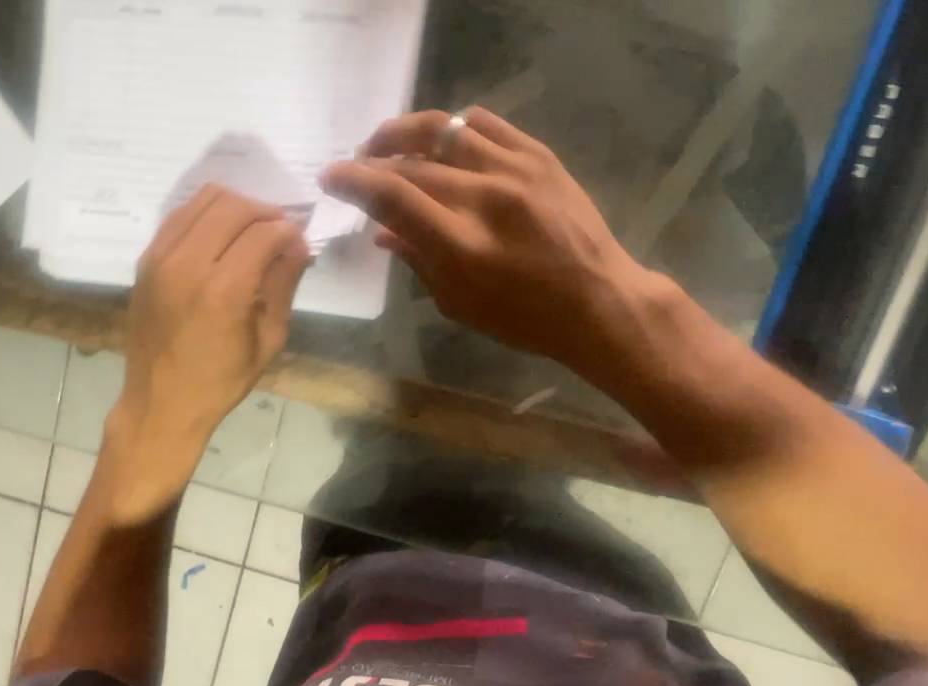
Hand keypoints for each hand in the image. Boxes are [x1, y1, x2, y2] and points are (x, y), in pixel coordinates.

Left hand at [104, 184, 308, 520]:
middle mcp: (189, 264)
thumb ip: (283, 287)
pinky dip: (205, 215)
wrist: (160, 403)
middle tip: (278, 233)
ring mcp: (161, 258)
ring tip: (251, 230)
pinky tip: (219, 236)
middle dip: (265, 213)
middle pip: (235, 206)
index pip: (265, 233)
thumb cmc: (219, 383)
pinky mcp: (146, 259)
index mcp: (224, 292)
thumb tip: (298, 246)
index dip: (289, 232)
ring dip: (236, 207)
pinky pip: (179, 215)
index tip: (298, 245)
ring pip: (204, 199)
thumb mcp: (266, 342)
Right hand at [320, 108, 651, 373]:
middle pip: (411, 163)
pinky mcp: (539, 156)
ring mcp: (516, 170)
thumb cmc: (522, 319)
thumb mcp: (458, 304)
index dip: (352, 181)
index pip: (392, 196)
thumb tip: (381, 232)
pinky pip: (485, 124)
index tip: (330, 176)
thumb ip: (417, 261)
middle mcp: (484, 198)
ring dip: (405, 132)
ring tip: (386, 143)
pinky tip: (440, 142)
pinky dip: (452, 128)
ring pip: (445, 129)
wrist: (597, 301)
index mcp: (460, 245)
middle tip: (355, 167)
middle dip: (372, 160)